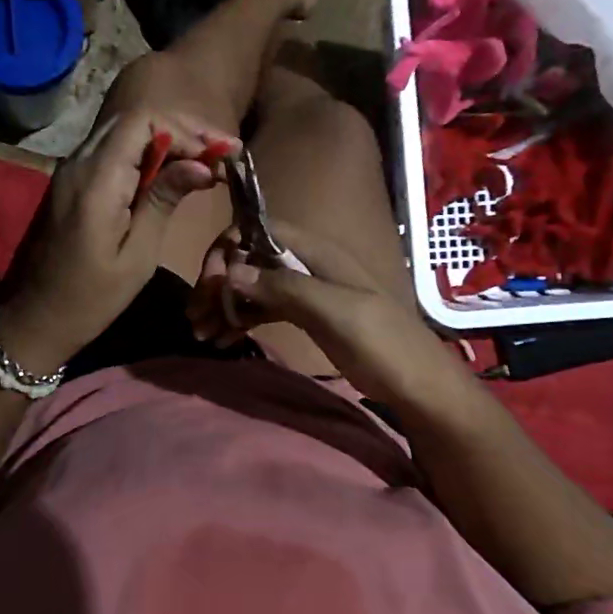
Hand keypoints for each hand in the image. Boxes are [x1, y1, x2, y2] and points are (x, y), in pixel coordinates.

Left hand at [0, 110, 235, 371]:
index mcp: (96, 180)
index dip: (185, 130)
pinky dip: (144, 156)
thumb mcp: (138, 254)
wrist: (38, 318)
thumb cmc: (92, 297)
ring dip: (164, 143)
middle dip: (180, 132)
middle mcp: (79, 163)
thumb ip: (164, 200)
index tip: (218, 155)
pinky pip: (111, 154)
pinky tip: (169, 176)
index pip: (142, 122)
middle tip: (218, 156)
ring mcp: (70, 171)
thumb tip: (203, 165)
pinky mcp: (71, 183)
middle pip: (133, 122)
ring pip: (122, 134)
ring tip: (202, 165)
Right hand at [186, 220, 457, 400]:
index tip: (210, 284)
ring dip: (225, 304)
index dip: (228, 249)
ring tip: (201, 333)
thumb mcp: (334, 312)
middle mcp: (307, 264)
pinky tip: (222, 338)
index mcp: (316, 252)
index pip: (258, 230)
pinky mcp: (307, 316)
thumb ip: (283, 288)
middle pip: (250, 258)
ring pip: (253, 286)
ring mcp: (307, 291)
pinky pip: (265, 309)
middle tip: (195, 316)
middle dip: (219, 282)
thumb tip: (229, 271)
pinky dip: (241, 320)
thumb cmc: (382, 342)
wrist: (417, 383)